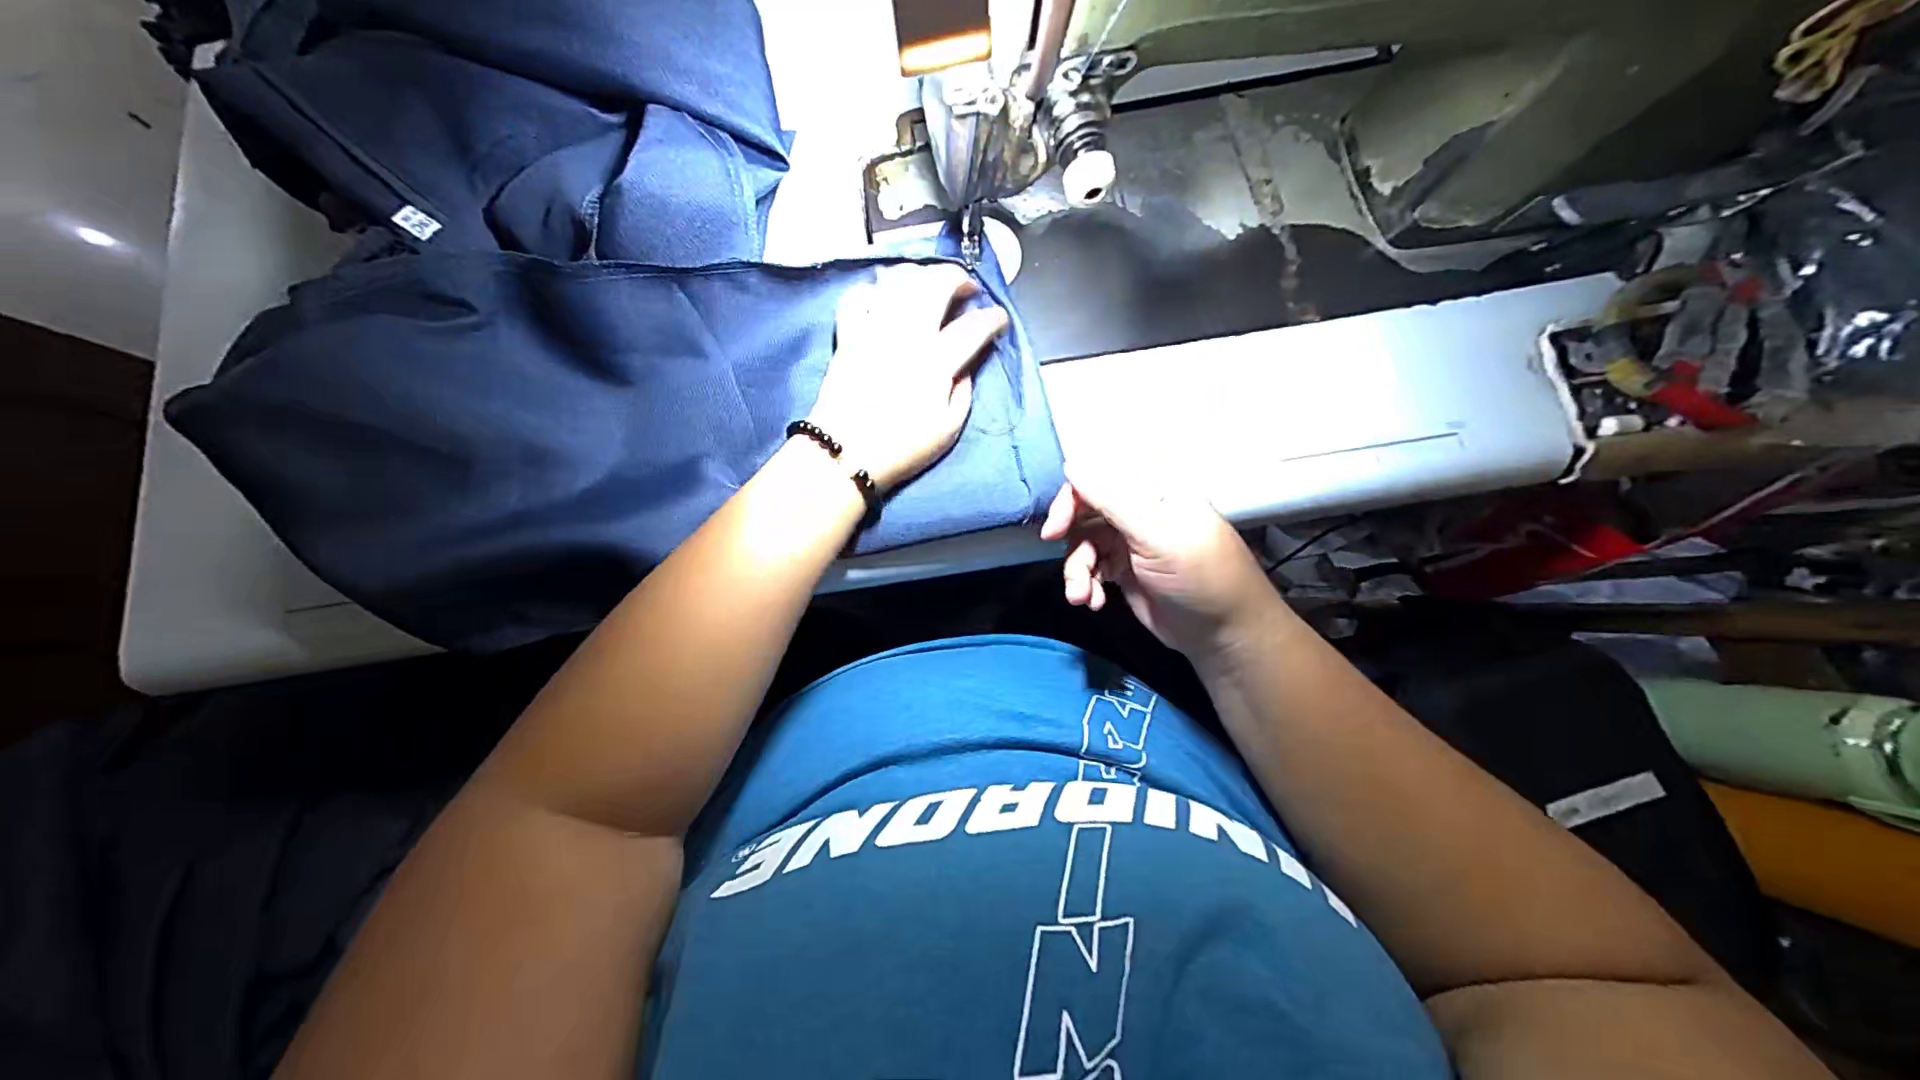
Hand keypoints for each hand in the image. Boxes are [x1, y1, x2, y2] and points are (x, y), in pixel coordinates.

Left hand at [804, 264, 1009, 493]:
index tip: (999, 319)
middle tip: (967, 287)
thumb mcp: (948, 430)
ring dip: (920, 274)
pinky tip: (884, 296)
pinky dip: (874, 289)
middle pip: (936, 284)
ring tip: (930, 284)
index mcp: (936, 361)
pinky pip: (860, 296)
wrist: (845, 452)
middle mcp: (906, 334)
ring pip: (899, 280)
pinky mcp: (849, 334)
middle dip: (958, 277)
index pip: (974, 326)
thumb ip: (963, 392)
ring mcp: (874, 329)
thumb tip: (965, 367)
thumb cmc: (900, 448)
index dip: (993, 318)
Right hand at [1039, 457, 1279, 659]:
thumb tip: (1072, 464)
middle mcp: (1140, 509)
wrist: (1222, 634)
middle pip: (1086, 511)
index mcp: (1155, 490)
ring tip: (1082, 597)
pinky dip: (1087, 584)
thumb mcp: (1156, 536)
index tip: (1055, 528)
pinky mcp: (1124, 568)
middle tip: (1068, 570)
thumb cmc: (1200, 577)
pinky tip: (1094, 602)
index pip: (1101, 476)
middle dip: (1071, 542)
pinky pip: (1091, 567)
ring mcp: (1131, 540)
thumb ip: (1112, 500)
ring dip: (1077, 571)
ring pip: (1084, 543)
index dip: (1073, 498)